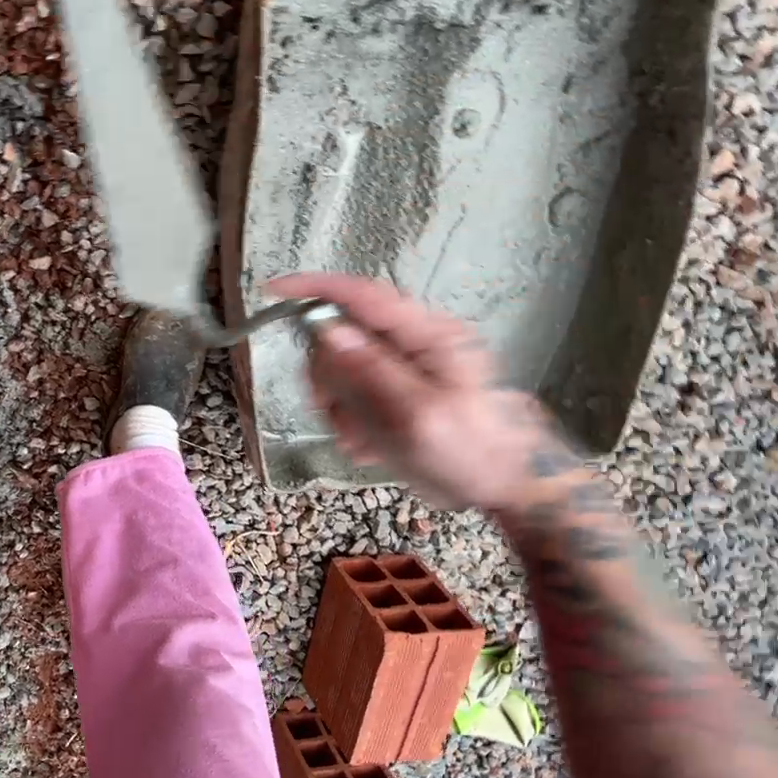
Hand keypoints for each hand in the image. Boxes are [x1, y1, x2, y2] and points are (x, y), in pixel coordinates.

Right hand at [268, 273, 577, 510]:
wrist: (504, 489)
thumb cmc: (469, 453)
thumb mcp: (418, 415)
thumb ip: (373, 369)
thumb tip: (328, 329)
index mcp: (428, 335)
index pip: (363, 295)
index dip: (315, 288)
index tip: (273, 290)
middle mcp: (413, 340)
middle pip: (339, 334)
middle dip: (326, 375)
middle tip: (332, 412)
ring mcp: (404, 363)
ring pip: (338, 366)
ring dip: (337, 404)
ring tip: (359, 438)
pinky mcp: (395, 385)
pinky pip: (348, 390)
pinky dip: (347, 417)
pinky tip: (366, 442)